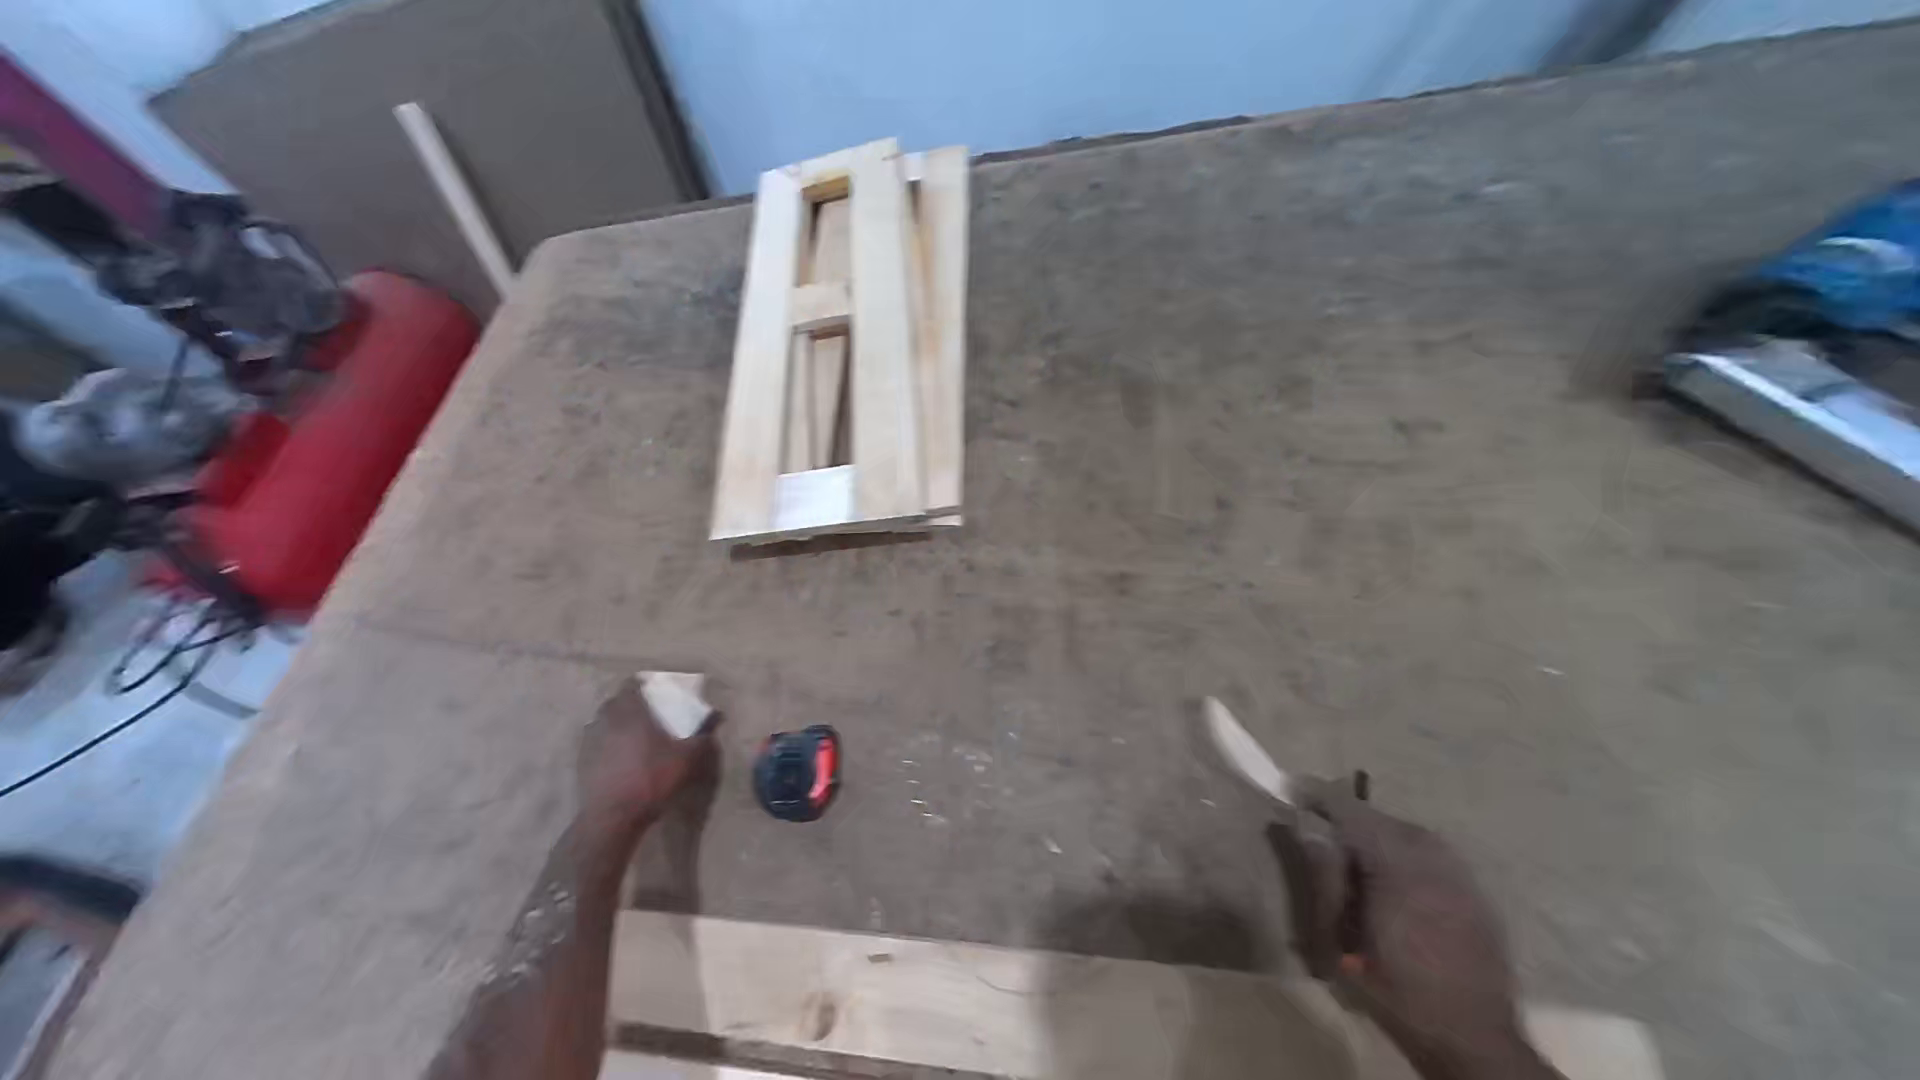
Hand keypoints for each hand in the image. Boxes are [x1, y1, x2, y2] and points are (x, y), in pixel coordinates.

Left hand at [577, 677, 715, 836]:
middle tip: (646, 713)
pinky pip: (595, 743)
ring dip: (615, 724)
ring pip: (601, 722)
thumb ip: (702, 735)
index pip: (630, 685)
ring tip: (632, 735)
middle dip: (629, 704)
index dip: (642, 684)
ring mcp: (589, 742)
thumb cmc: (652, 779)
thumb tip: (717, 715)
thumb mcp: (687, 758)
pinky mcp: (581, 762)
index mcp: (630, 713)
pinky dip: (606, 744)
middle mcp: (606, 721)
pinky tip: (619, 758)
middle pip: (614, 703)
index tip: (654, 689)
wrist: (613, 818)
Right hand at [1274, 779, 1556, 1079]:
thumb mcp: (1339, 941)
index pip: (1350, 812)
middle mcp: (1433, 861)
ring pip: (1410, 833)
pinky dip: (1406, 852)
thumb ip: (1324, 880)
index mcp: (1396, 867)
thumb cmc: (1395, 991)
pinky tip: (1395, 878)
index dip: (1317, 796)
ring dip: (1379, 834)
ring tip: (1357, 855)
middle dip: (1349, 818)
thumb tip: (1307, 832)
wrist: (1473, 1042)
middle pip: (1382, 818)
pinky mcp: (1477, 895)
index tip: (1290, 789)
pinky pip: (1433, 854)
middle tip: (1321, 829)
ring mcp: (1461, 877)